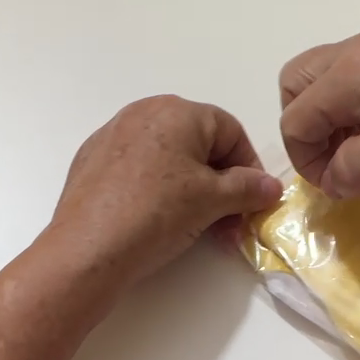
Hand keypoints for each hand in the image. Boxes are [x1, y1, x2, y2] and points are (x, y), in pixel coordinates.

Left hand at [44, 96, 281, 289]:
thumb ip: (246, 189)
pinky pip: (140, 173)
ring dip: (193, 194)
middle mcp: (143, 112)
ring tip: (197, 231)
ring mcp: (113, 136)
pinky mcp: (93, 164)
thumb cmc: (156, 215)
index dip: (249, 168)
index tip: (253, 203)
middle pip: (199, 146)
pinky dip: (159, 194)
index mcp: (177, 111)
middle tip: (228, 226)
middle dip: (221, 186)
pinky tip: (158, 225)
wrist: (88, 249)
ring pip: (169, 161)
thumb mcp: (211, 202)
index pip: (230, 131)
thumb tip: (271, 187)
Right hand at [278, 19, 359, 197]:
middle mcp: (358, 49)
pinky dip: (356, 105)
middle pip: (296, 86)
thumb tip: (331, 177)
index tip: (339, 185)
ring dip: (330, 118)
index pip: (294, 121)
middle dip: (305, 130)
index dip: (306, 163)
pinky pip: (358, 74)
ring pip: (326, 77)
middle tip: (338, 161)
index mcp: (348, 75)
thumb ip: (350, 170)